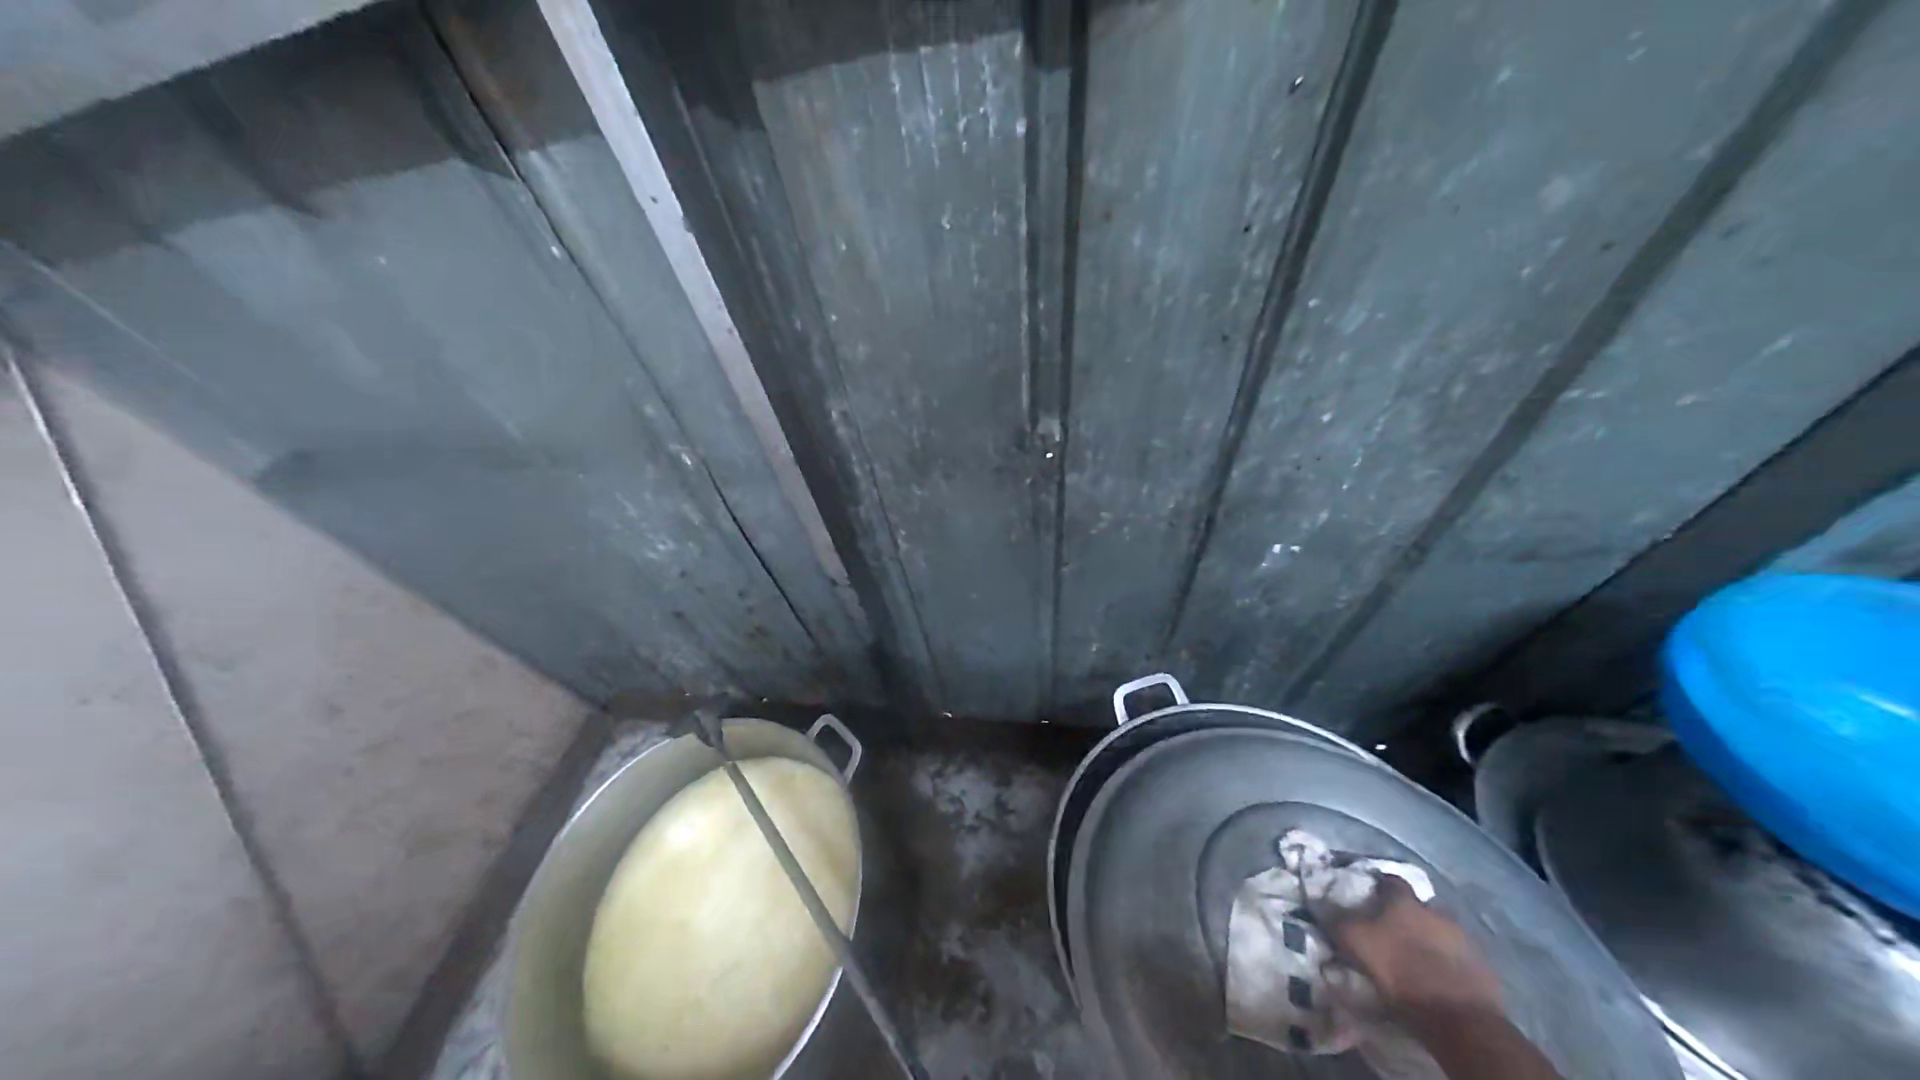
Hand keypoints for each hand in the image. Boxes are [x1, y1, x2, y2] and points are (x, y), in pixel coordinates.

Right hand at [1309, 874, 1502, 1019]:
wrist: (1459, 1018)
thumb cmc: (1400, 971)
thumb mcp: (1355, 943)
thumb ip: (1336, 920)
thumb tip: (1319, 901)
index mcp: (1405, 902)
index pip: (1390, 881)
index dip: (1379, 886)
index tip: (1369, 896)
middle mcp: (1436, 910)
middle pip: (1418, 906)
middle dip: (1407, 915)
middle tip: (1393, 931)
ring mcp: (1465, 938)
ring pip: (1441, 931)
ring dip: (1430, 938)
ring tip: (1417, 957)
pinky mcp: (1484, 967)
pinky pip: (1460, 957)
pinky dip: (1449, 962)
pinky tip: (1439, 975)